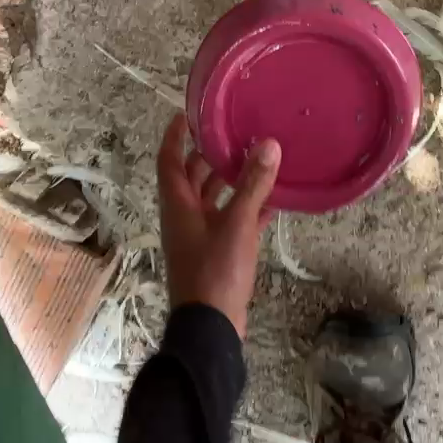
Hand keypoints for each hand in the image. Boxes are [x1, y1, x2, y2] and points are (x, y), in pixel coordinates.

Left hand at [156, 115, 281, 338]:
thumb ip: (252, 184)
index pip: (169, 160)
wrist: (211, 329)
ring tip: (257, 158)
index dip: (175, 135)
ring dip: (232, 180)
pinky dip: (248, 207)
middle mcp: (185, 216)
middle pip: (192, 177)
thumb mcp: (237, 223)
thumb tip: (269, 144)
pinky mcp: (218, 253)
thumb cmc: (215, 271)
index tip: (187, 112)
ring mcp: (200, 236)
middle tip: (233, 130)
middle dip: (210, 154)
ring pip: (214, 198)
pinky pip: (232, 220)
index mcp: (178, 205)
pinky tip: (274, 200)